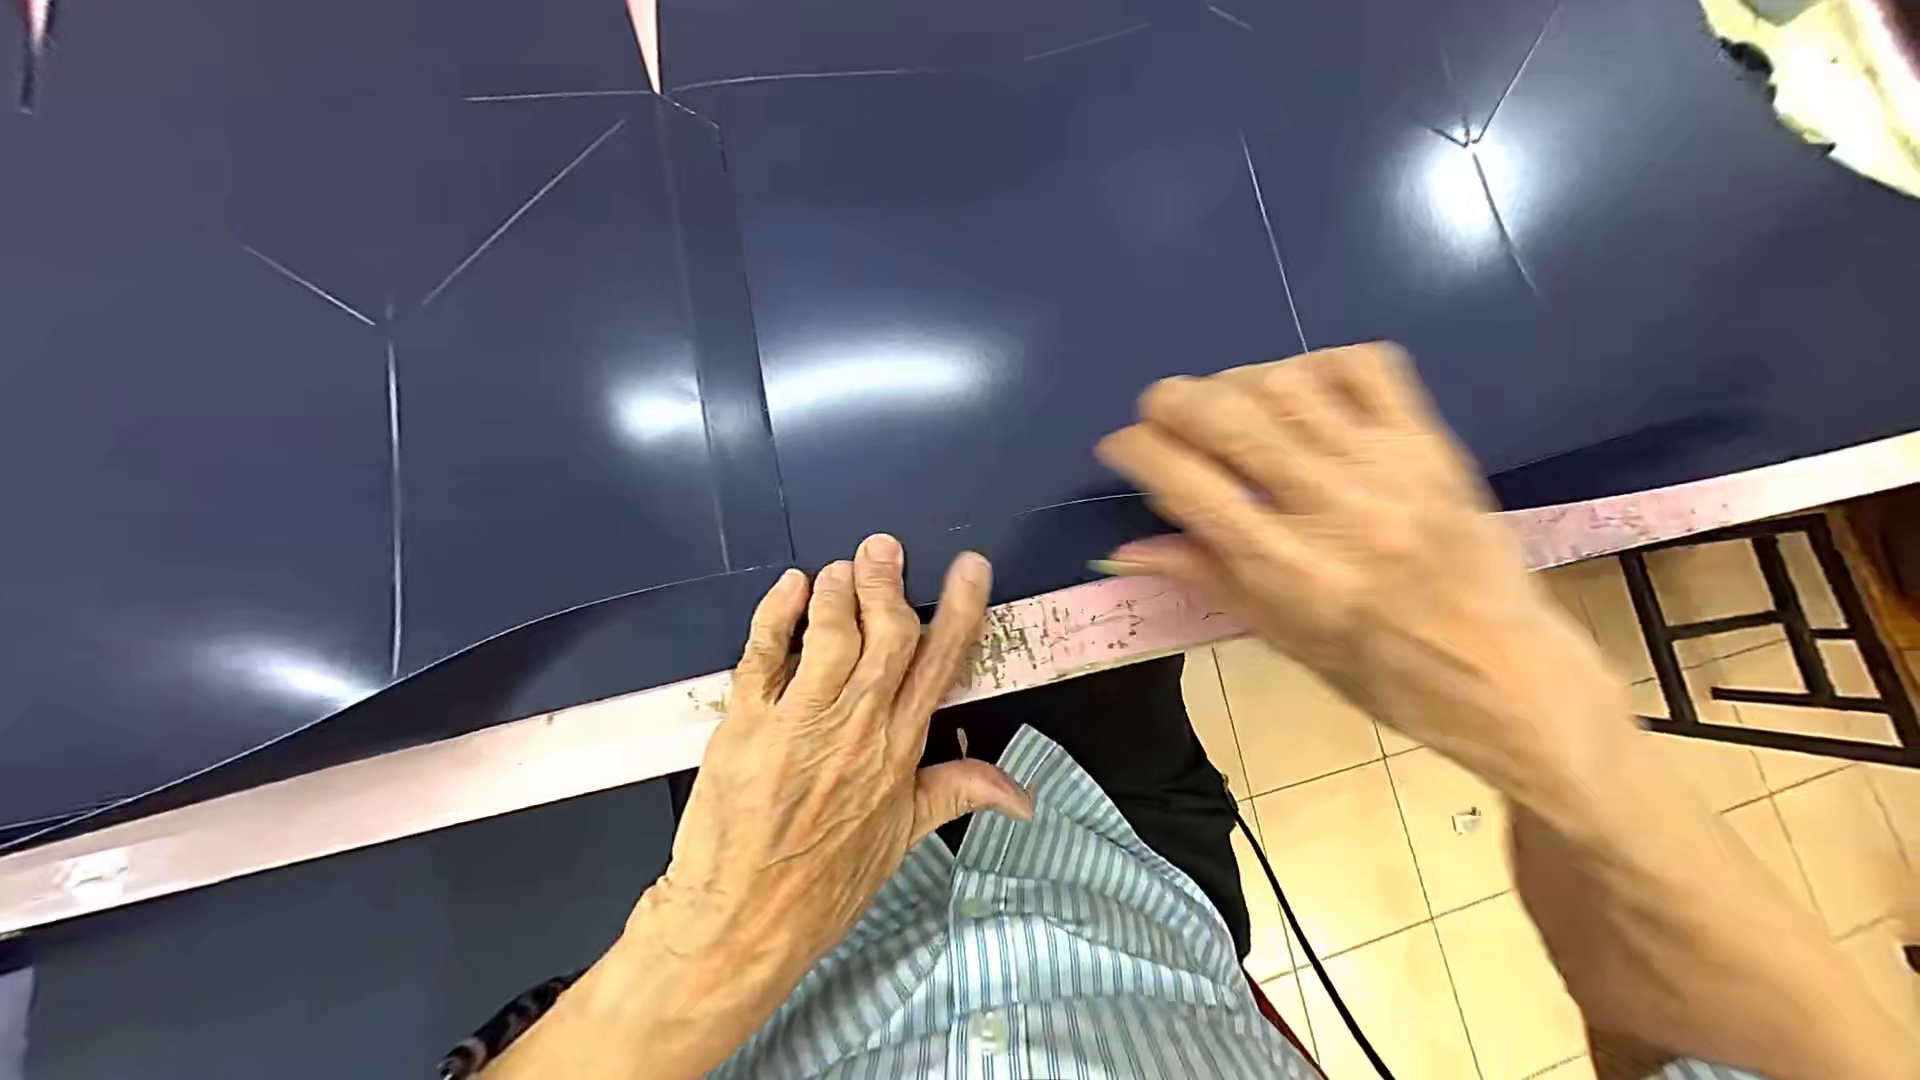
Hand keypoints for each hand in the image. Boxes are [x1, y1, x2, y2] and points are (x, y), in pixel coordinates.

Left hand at [636, 536, 1033, 1026]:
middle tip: (884, 546)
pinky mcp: (746, 723)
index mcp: (900, 749)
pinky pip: (764, 654)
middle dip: (887, 580)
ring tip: (842, 567)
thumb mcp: (904, 840)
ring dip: (838, 590)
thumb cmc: (827, 884)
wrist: (742, 926)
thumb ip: (959, 792)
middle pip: (886, 633)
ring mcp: (800, 722)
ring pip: (830, 633)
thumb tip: (1023, 794)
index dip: (960, 609)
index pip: (940, 663)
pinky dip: (777, 612)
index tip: (969, 566)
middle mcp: (858, 725)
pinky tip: (789, 585)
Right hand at [1094, 343, 1628, 796]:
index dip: (1138, 450)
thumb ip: (1201, 576)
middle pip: (1231, 419)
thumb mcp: (1275, 634)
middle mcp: (1333, 508)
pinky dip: (1313, 364)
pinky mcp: (1429, 443)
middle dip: (1172, 401)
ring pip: (1287, 383)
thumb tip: (1125, 548)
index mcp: (1287, 569)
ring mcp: (1388, 467)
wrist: (1504, 673)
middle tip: (1155, 411)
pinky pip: (1366, 368)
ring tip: (1218, 402)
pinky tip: (1292, 389)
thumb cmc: (1374, 669)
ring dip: (1232, 381)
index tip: (1118, 444)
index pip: (1189, 484)